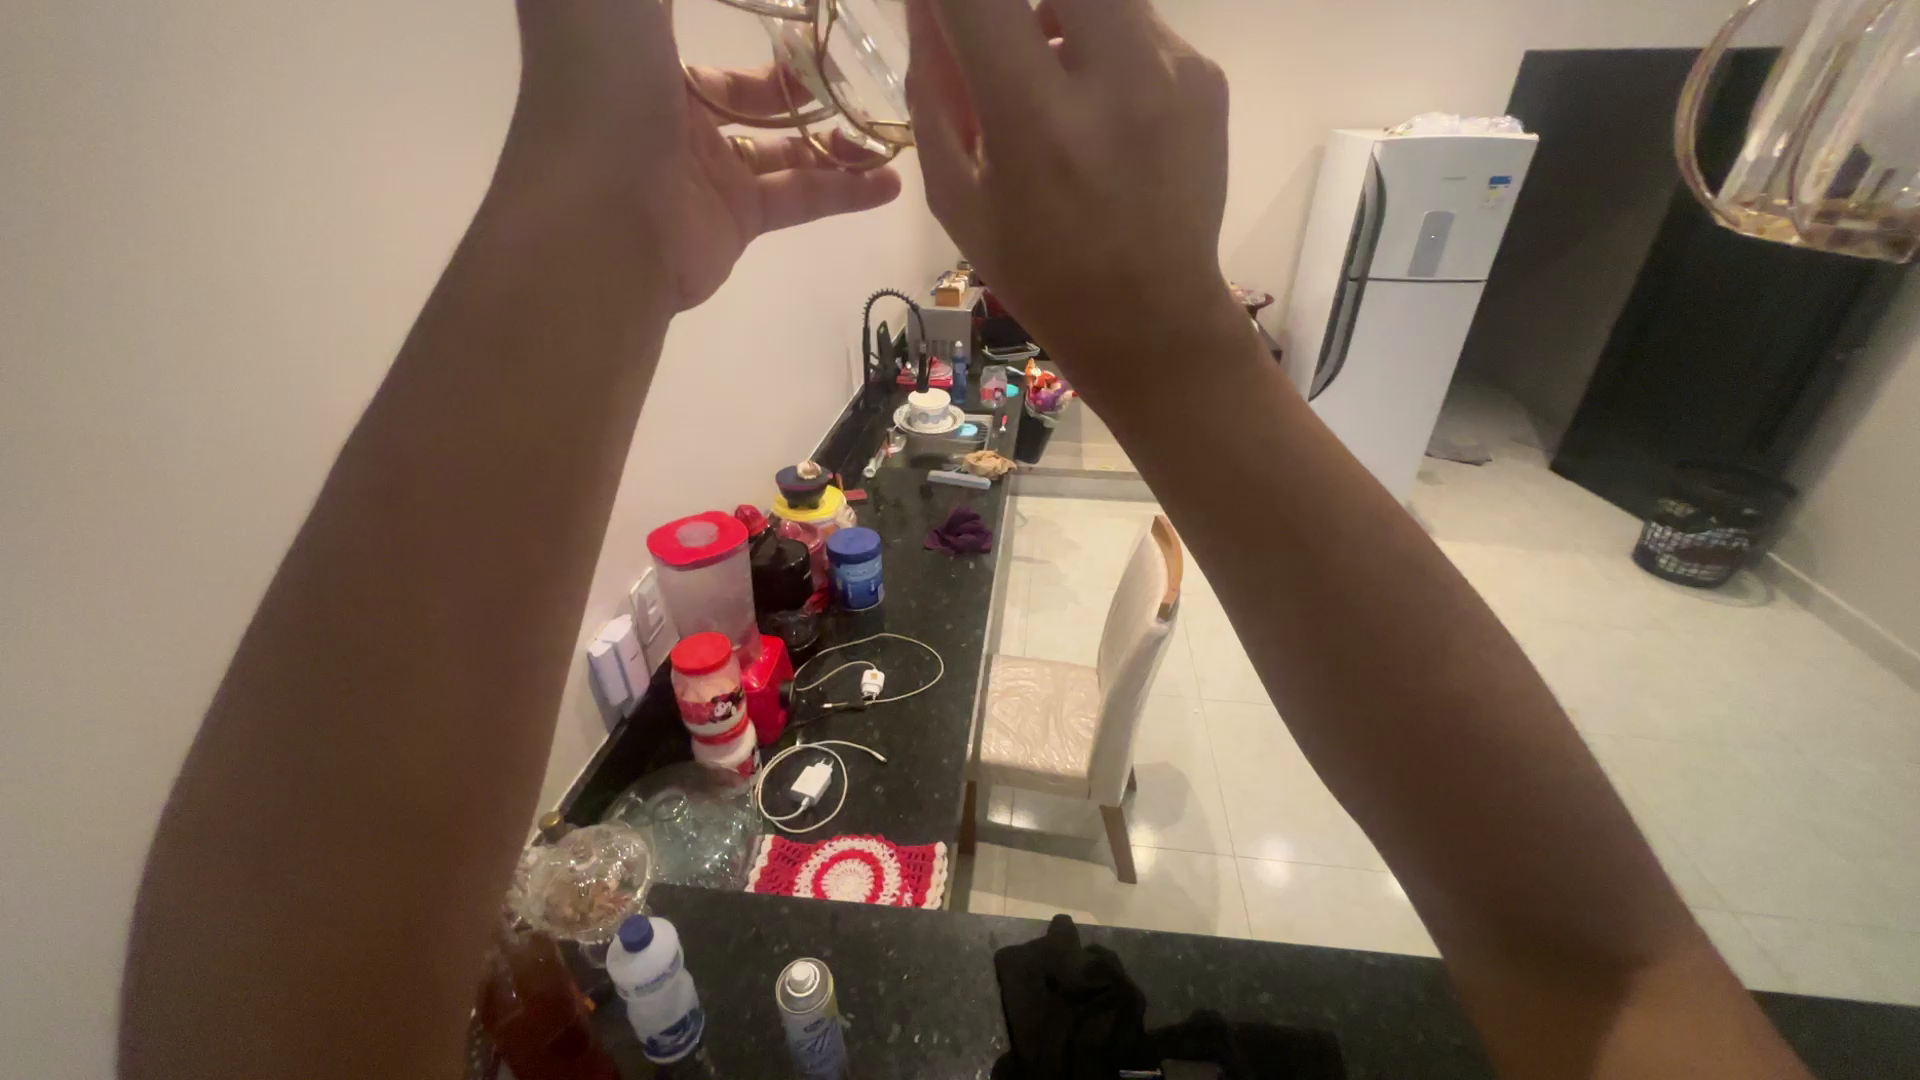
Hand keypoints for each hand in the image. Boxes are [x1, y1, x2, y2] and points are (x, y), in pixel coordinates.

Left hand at [507, 0, 901, 310]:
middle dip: (804, 82)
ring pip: (784, 146)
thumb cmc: (604, 85)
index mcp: (639, 48)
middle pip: (750, 90)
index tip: (807, 19)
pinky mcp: (736, 219)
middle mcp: (672, 107)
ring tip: (887, 130)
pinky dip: (847, 191)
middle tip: (853, 72)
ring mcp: (707, 168)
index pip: (700, 29)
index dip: (756, 19)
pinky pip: (801, 196)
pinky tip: (891, 181)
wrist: (600, 216)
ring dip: (836, 138)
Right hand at [905, 0, 1243, 391]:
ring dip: (1062, 16)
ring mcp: (1172, 69)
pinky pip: (1140, 27)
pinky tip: (1106, 121)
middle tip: (1002, 42)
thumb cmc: (1038, 277)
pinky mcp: (1207, 78)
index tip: (946, 13)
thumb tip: (921, 6)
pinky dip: (1107, 51)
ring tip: (1054, 87)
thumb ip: (933, 96)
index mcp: (1035, 119)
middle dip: (1014, 0)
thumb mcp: (959, 206)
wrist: (1150, 321)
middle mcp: (1113, 74)